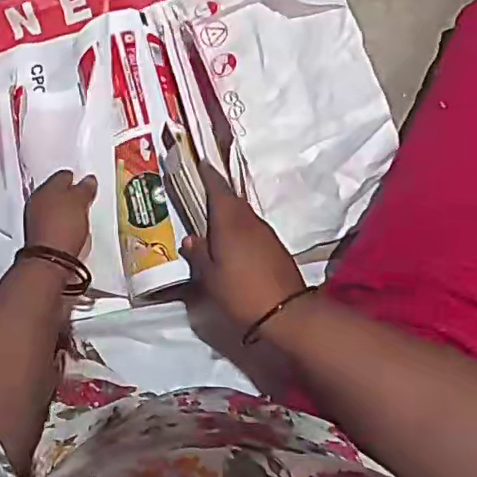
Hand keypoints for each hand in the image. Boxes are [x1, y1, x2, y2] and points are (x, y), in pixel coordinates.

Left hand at [24, 170, 96, 256]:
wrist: (52, 260)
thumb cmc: (65, 226)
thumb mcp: (80, 202)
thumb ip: (85, 189)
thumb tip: (89, 180)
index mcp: (46, 188)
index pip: (62, 176)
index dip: (75, 177)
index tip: (85, 181)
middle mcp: (37, 202)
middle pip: (56, 192)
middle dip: (69, 193)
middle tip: (84, 196)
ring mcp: (36, 220)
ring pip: (53, 208)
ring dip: (65, 209)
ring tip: (80, 213)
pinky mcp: (40, 237)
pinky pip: (54, 223)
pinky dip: (62, 223)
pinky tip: (72, 228)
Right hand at [181, 164, 305, 331]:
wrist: (286, 312)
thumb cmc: (241, 292)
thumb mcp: (211, 277)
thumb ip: (199, 254)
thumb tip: (191, 238)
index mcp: (230, 223)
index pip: (218, 190)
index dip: (208, 175)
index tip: (200, 163)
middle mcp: (249, 221)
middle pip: (232, 200)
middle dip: (217, 194)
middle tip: (200, 193)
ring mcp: (265, 233)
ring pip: (243, 214)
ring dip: (228, 212)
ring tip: (212, 220)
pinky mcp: (274, 247)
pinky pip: (251, 228)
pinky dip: (239, 228)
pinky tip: (231, 241)